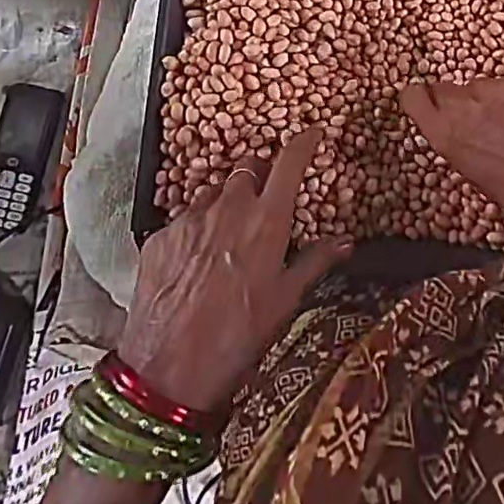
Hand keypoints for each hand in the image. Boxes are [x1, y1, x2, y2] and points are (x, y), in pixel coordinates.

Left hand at [118, 127, 351, 412]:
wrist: (168, 370)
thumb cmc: (240, 334)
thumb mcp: (286, 299)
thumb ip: (315, 261)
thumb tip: (345, 242)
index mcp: (266, 220)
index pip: (289, 164)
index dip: (302, 143)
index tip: (311, 133)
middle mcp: (228, 209)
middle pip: (248, 168)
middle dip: (261, 173)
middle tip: (268, 196)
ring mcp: (189, 220)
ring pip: (214, 191)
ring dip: (228, 200)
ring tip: (231, 231)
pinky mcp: (159, 237)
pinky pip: (185, 217)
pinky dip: (198, 226)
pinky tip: (199, 258)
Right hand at [400, 76, 503, 222]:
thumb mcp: (471, 171)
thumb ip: (454, 140)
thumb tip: (453, 128)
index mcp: (444, 134)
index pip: (412, 97)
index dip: (420, 99)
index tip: (427, 103)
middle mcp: (462, 106)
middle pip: (443, 89)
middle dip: (454, 101)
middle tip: (473, 119)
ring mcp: (491, 90)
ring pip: (477, 86)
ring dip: (485, 99)